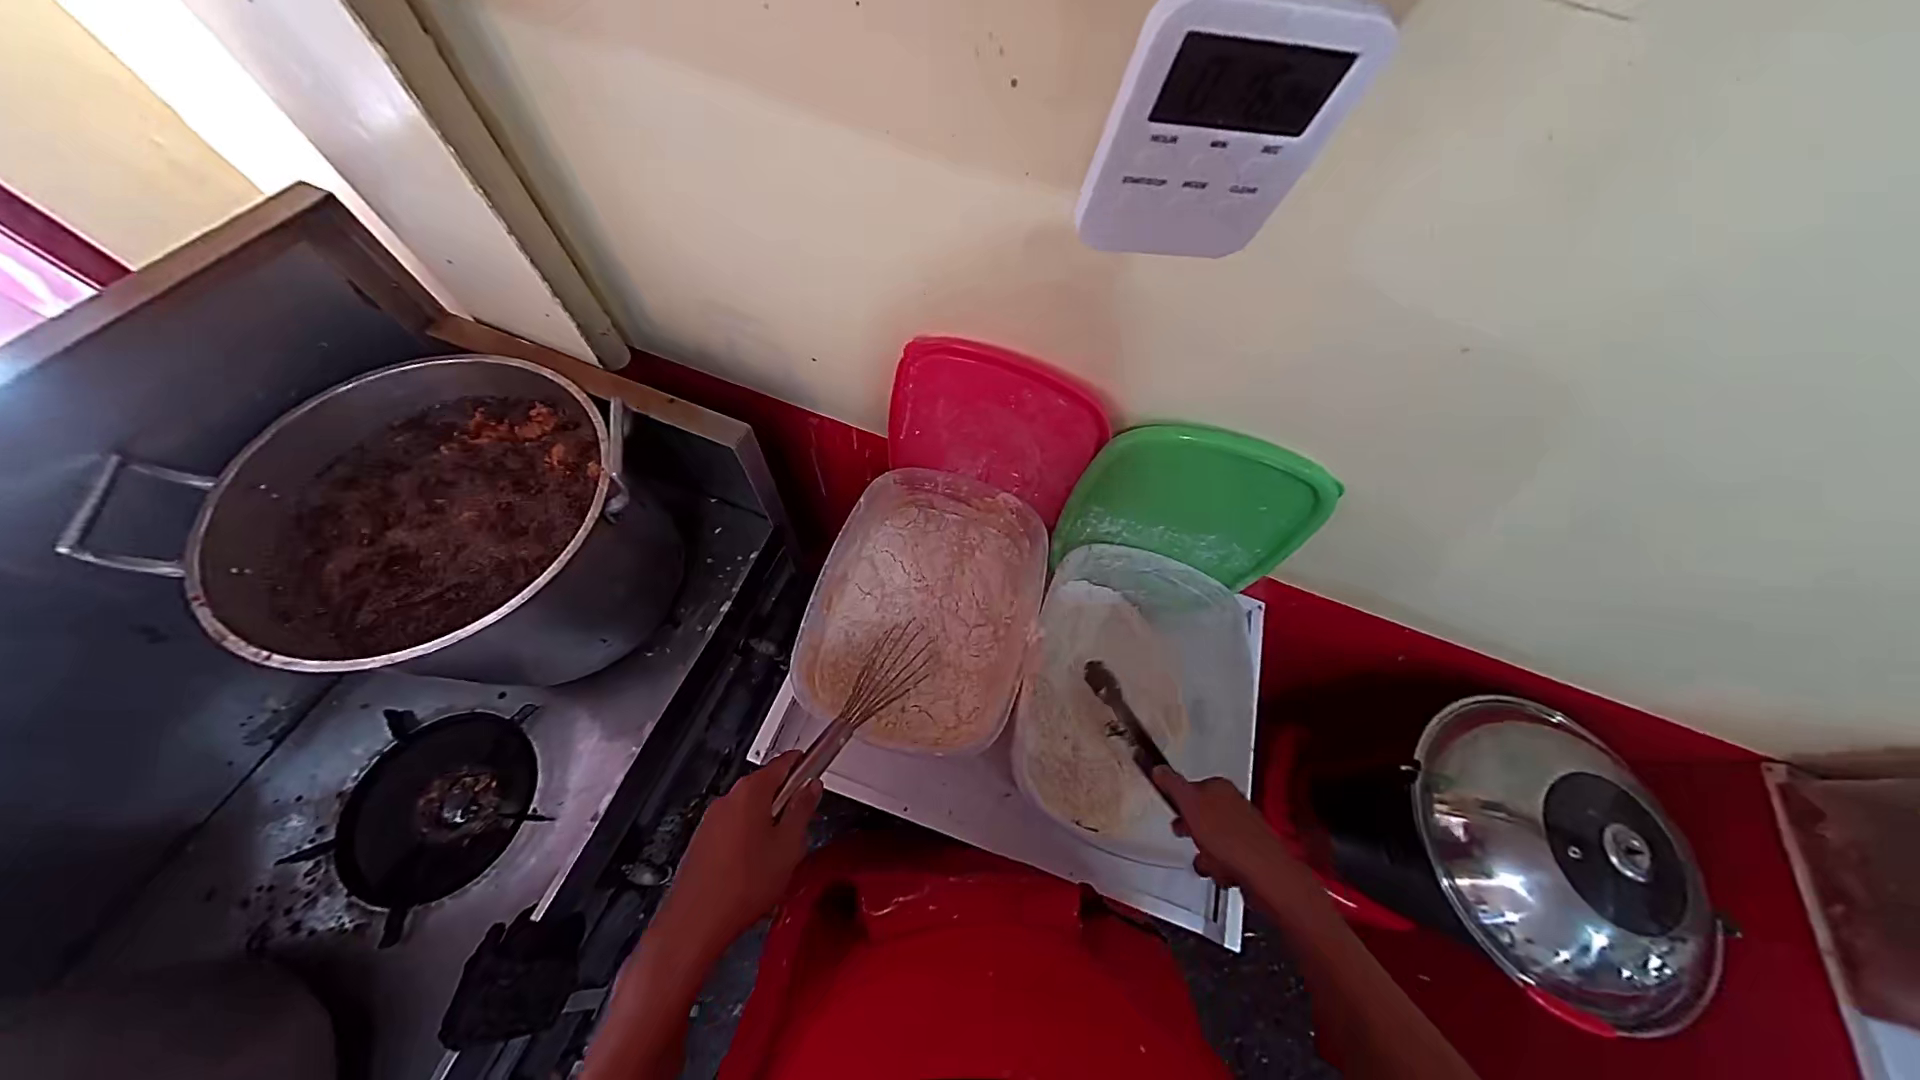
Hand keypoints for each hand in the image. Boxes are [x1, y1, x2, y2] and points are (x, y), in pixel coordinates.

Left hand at [655, 751, 822, 955]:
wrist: (695, 923)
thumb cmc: (740, 887)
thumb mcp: (789, 846)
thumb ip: (803, 810)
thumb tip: (811, 789)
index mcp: (751, 792)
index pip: (784, 762)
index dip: (805, 764)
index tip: (816, 767)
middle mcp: (728, 799)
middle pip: (766, 786)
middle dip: (786, 801)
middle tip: (802, 824)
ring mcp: (712, 820)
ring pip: (750, 809)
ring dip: (767, 822)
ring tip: (778, 855)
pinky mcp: (703, 841)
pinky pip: (734, 828)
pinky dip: (748, 838)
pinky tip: (755, 868)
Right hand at [1152, 766, 1311, 893]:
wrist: (1263, 874)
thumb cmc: (1229, 838)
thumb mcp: (1189, 804)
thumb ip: (1172, 784)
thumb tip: (1159, 768)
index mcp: (1221, 788)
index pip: (1192, 787)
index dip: (1179, 801)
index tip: (1173, 810)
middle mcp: (1235, 806)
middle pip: (1202, 814)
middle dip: (1192, 829)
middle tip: (1186, 834)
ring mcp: (1243, 831)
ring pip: (1212, 840)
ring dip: (1205, 853)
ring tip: (1206, 859)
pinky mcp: (1249, 855)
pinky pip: (1225, 859)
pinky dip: (1219, 867)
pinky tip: (1220, 870)